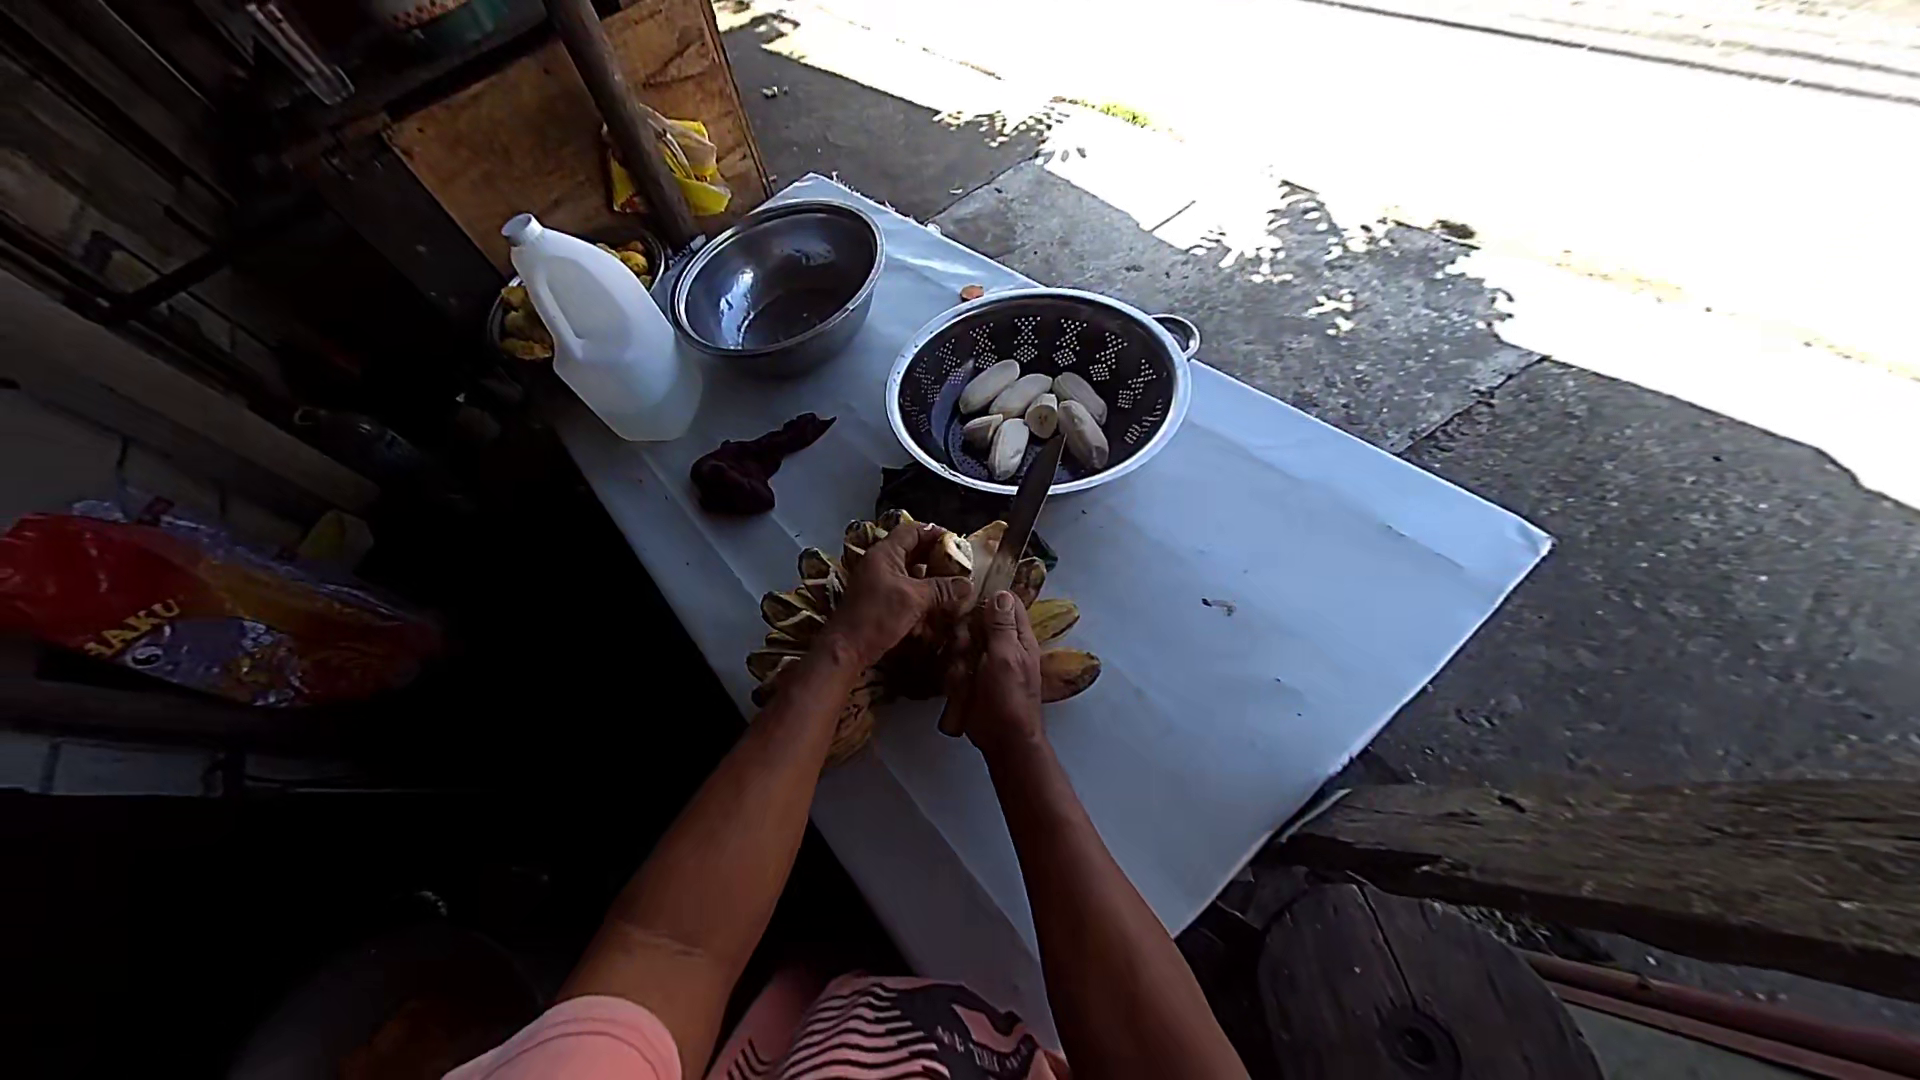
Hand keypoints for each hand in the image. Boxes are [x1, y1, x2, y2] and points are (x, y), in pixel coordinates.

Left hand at [822, 522, 973, 669]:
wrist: (847, 649)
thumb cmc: (878, 616)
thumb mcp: (915, 599)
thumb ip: (942, 588)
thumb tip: (968, 584)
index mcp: (885, 553)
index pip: (913, 530)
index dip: (935, 533)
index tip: (956, 543)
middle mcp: (881, 563)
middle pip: (913, 552)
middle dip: (937, 559)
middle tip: (959, 567)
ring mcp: (879, 582)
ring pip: (911, 573)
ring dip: (931, 580)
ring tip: (953, 587)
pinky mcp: (881, 601)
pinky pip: (906, 591)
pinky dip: (921, 596)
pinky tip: (937, 608)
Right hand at [942, 590, 1044, 760]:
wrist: (1002, 739)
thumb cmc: (1010, 697)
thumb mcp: (1006, 656)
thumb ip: (1002, 625)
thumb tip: (1001, 592)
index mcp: (1020, 637)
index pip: (1008, 603)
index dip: (990, 597)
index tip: (968, 598)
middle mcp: (1003, 645)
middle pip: (980, 621)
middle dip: (968, 631)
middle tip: (966, 647)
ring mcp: (986, 661)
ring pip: (965, 641)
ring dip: (959, 653)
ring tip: (962, 670)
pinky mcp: (971, 677)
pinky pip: (957, 662)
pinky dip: (954, 669)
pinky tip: (955, 680)